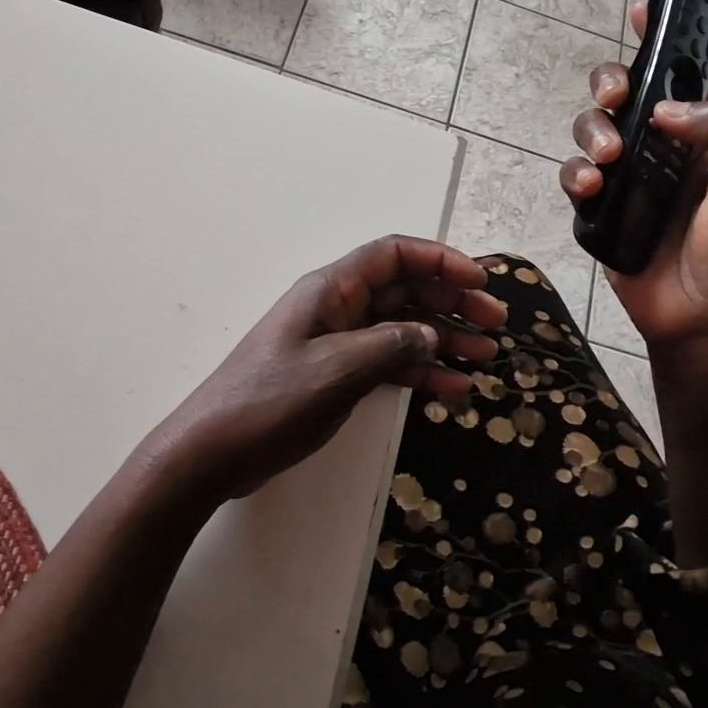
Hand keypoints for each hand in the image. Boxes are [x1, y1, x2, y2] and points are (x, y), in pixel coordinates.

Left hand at [143, 236, 507, 502]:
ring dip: (443, 340)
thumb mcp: (335, 370)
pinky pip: (389, 363)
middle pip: (405, 291)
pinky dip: (420, 372)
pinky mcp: (336, 376)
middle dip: (451, 303)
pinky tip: (452, 389)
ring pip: (402, 329)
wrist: (213, 452)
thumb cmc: (268, 401)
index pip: (393, 255)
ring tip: (485, 357)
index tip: (478, 282)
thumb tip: (429, 333)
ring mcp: (338, 343)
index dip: (439, 260)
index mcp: (332, 290)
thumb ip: (389, 345)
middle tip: (494, 324)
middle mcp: (338, 308)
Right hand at [559, 0, 707, 352]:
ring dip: (592, 131)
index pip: (679, 79)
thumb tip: (666, 106)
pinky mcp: (599, 213)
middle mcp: (662, 152)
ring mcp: (628, 183)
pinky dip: (576, 176)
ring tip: (607, 161)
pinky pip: (575, 178)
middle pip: (623, 96)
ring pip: (592, 131)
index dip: (658, 42)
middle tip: (616, 99)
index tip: (638, 11)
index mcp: (705, 139)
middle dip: (611, 85)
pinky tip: (592, 191)